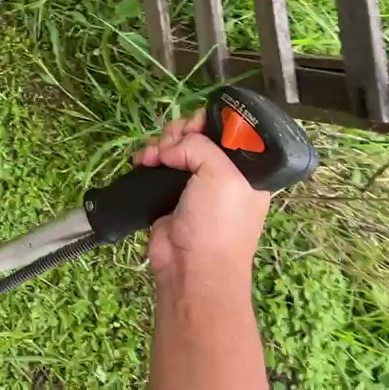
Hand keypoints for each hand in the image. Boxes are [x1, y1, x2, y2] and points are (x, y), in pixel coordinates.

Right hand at [133, 109, 270, 294]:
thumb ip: (199, 147)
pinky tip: (143, 162)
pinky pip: (157, 160)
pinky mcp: (168, 190)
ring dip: (159, 145)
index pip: (227, 132)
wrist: (192, 265)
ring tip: (152, 158)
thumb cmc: (217, 222)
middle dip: (178, 133)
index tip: (192, 129)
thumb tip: (169, 149)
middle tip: (171, 147)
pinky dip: (147, 156)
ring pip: (173, 145)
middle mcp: (221, 174)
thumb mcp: (222, 175)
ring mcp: (193, 183)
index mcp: (245, 172)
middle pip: (195, 134)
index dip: (207, 124)